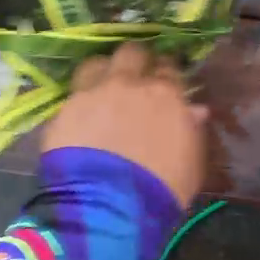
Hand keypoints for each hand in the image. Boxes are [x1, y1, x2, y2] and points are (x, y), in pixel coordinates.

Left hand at [43, 42, 207, 206]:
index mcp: (166, 94)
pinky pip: (73, 95)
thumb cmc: (162, 189)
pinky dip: (80, 101)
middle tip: (135, 77)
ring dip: (103, 71)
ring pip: (97, 63)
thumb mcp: (192, 164)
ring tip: (102, 87)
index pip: (169, 67)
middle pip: (132, 54)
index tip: (166, 81)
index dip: (167, 72)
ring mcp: (92, 94)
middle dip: (136, 62)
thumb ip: (193, 132)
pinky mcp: (63, 111)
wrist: (110, 206)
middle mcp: (128, 84)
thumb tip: (195, 110)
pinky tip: (81, 115)